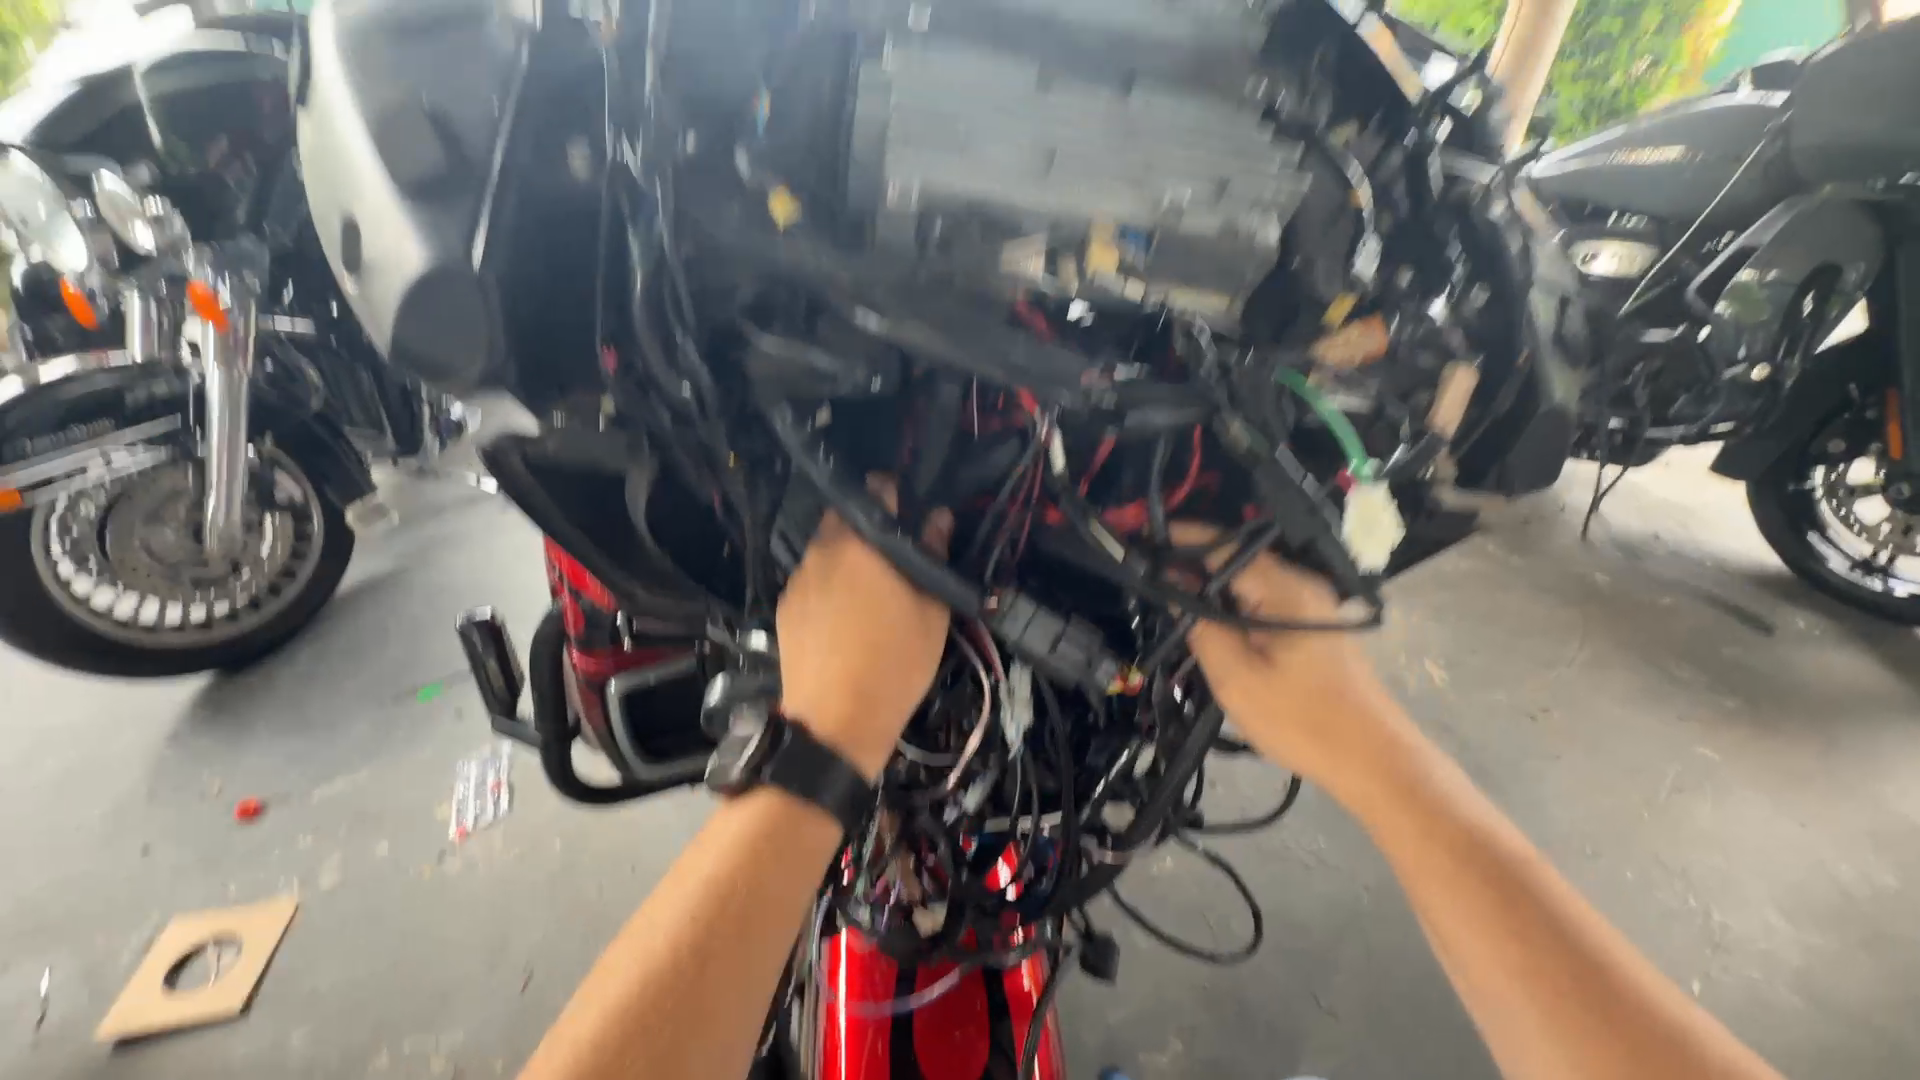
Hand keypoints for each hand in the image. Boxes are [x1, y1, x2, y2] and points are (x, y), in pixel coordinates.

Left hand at [777, 477, 953, 781]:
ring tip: (867, 591)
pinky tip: (842, 616)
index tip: (908, 511)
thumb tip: (938, 517)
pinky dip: (827, 584)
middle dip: (867, 527)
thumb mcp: (932, 612)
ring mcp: (799, 578)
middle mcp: (823, 550)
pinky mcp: (785, 606)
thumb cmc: (896, 663)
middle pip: (844, 518)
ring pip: (824, 550)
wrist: (837, 721)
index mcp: (863, 544)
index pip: (876, 490)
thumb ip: (934, 556)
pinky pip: (810, 579)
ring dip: (845, 556)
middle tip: (891, 557)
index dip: (894, 494)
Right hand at [1173, 523, 1400, 792]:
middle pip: (1237, 559)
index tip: (1145, 540)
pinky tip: (1212, 623)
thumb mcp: (1236, 678)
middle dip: (1192, 563)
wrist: (1373, 759)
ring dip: (1212, 587)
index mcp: (1283, 588)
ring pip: (1249, 581)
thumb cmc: (1302, 720)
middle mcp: (1301, 584)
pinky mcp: (1315, 625)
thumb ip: (1200, 628)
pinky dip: (1233, 604)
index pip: (1223, 546)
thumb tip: (1175, 590)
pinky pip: (1264, 600)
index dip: (1181, 538)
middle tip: (1149, 578)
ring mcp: (1312, 603)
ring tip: (1172, 599)